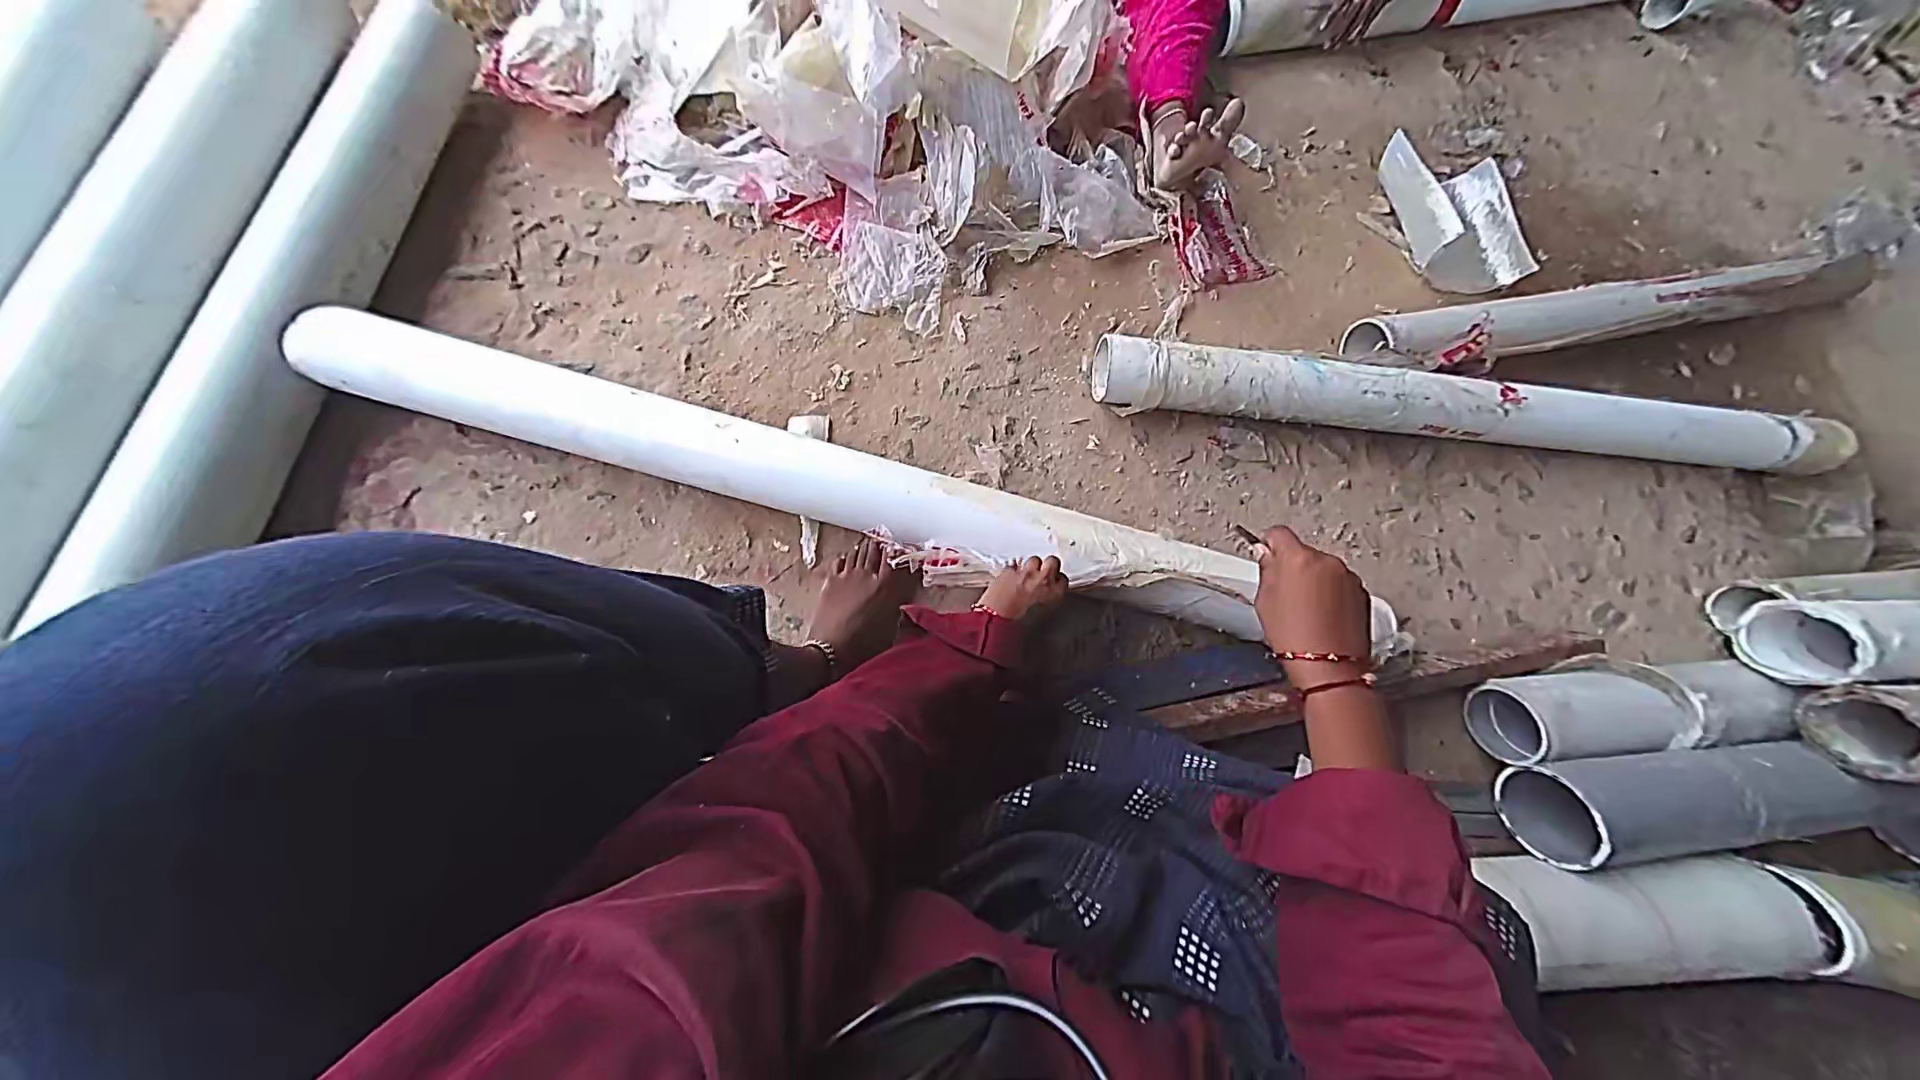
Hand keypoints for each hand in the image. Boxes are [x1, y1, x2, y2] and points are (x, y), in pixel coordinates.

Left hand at [977, 556, 1067, 620]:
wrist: (997, 622)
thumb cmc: (1019, 625)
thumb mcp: (1042, 618)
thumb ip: (1047, 605)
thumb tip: (1045, 603)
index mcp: (1054, 593)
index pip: (1063, 579)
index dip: (1056, 580)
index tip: (1052, 583)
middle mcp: (1042, 579)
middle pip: (1052, 561)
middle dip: (1047, 565)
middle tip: (1041, 574)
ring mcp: (1025, 573)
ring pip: (1033, 560)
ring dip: (1030, 567)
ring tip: (1024, 577)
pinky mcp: (1009, 570)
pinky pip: (1014, 566)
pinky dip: (1012, 571)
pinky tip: (1009, 580)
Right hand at [1252, 527, 1372, 687]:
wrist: (1330, 665)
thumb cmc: (1294, 636)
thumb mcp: (1264, 600)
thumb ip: (1267, 570)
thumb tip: (1268, 556)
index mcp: (1298, 558)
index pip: (1279, 534)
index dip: (1269, 545)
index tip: (1267, 557)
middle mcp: (1327, 561)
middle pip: (1303, 552)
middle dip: (1293, 566)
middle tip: (1283, 593)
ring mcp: (1347, 576)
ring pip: (1322, 568)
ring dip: (1313, 580)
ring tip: (1304, 609)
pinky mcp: (1361, 592)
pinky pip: (1339, 583)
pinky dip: (1330, 593)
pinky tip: (1320, 615)